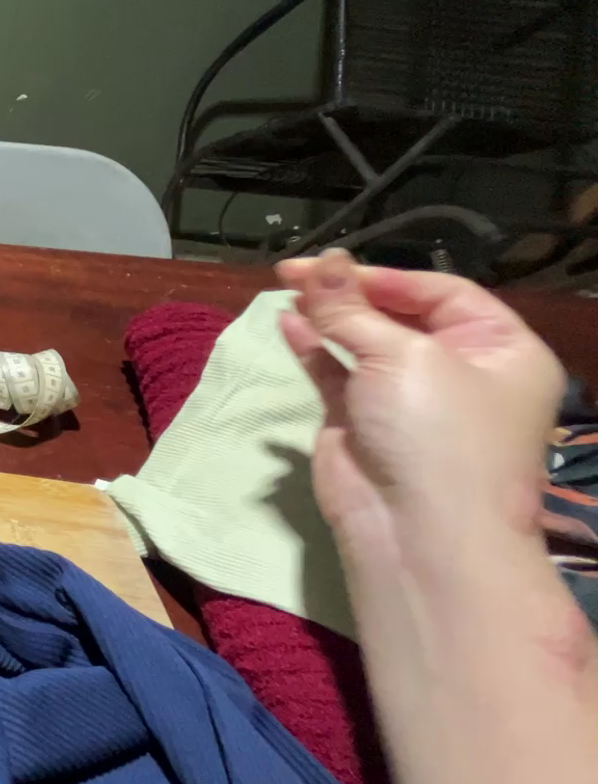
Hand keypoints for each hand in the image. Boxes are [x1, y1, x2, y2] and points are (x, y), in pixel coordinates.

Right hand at [274, 249, 563, 547]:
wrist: (413, 522)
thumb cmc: (435, 430)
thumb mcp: (401, 357)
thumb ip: (352, 309)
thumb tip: (321, 261)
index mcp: (498, 349)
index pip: (440, 292)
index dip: (383, 275)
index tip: (325, 266)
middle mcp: (455, 367)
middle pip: (397, 312)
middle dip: (347, 291)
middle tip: (292, 273)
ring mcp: (403, 392)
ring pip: (360, 338)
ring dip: (325, 313)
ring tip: (285, 290)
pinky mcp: (358, 413)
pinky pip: (333, 369)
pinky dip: (310, 345)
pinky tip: (287, 324)